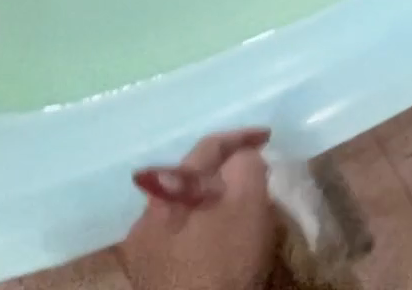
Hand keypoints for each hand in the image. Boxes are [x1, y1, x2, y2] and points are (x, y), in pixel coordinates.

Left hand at [121, 128, 276, 289]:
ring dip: (213, 197)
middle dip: (225, 168)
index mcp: (169, 192)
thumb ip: (246, 164)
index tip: (269, 137)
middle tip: (257, 169)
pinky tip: (220, 238)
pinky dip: (203, 224)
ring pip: (185, 205)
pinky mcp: (148, 275)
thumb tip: (242, 157)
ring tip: (241, 203)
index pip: (208, 147)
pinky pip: (180, 233)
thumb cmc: (225, 259)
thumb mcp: (249, 201)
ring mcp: (143, 249)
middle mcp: (147, 215)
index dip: (242, 136)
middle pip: (192, 175)